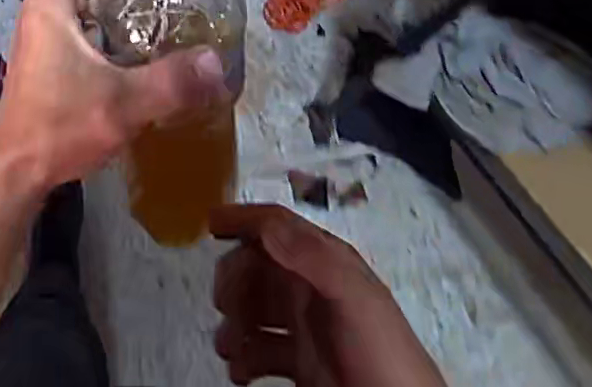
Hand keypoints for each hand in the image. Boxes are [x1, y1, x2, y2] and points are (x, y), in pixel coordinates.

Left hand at [0, 0, 229, 194]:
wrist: (16, 171)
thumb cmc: (57, 124)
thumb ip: (171, 82)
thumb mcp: (120, 102)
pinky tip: (139, 41)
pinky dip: (109, 22)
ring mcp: (45, 37)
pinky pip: (83, 26)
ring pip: (85, 1)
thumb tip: (216, 62)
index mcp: (52, 4)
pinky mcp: (49, 60)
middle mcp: (45, 12)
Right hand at [211, 204, 445, 386]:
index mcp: (325, 261)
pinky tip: (240, 372)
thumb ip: (312, 257)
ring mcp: (306, 327)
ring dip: (233, 322)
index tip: (210, 224)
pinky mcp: (303, 365)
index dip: (243, 219)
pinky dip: (243, 358)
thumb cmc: (381, 353)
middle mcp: (311, 287)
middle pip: (258, 265)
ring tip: (228, 347)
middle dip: (234, 280)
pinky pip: (261, 350)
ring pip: (255, 308)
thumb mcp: (353, 296)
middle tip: (224, 305)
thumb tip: (266, 226)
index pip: (277, 225)